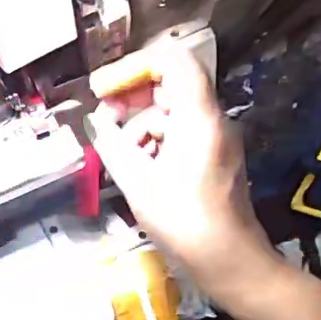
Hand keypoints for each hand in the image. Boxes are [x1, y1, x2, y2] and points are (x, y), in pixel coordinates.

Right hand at [84, 33, 284, 302]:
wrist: (226, 256)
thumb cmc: (182, 219)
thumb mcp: (136, 180)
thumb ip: (111, 143)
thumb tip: (94, 121)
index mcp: (198, 118)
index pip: (173, 63)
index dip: (133, 67)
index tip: (103, 87)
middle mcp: (212, 119)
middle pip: (171, 83)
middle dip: (131, 94)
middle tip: (102, 113)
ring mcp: (214, 136)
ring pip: (170, 110)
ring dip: (138, 121)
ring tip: (116, 148)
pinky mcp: (211, 153)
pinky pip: (177, 130)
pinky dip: (152, 138)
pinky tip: (135, 162)